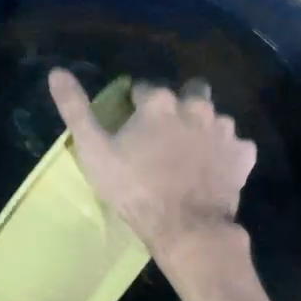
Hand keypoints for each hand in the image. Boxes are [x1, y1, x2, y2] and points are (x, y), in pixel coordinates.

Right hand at [49, 68, 255, 267]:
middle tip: (164, 136)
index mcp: (160, 101)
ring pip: (213, 118)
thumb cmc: (135, 189)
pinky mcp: (244, 154)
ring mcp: (225, 129)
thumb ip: (76, 109)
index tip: (130, 128)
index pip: (144, 89)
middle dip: (177, 107)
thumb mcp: (94, 151)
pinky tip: (211, 171)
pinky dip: (224, 154)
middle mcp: (197, 105)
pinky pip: (234, 145)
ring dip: (202, 129)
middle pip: (188, 93)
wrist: (185, 229)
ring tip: (188, 157)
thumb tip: (56, 72)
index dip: (135, 106)